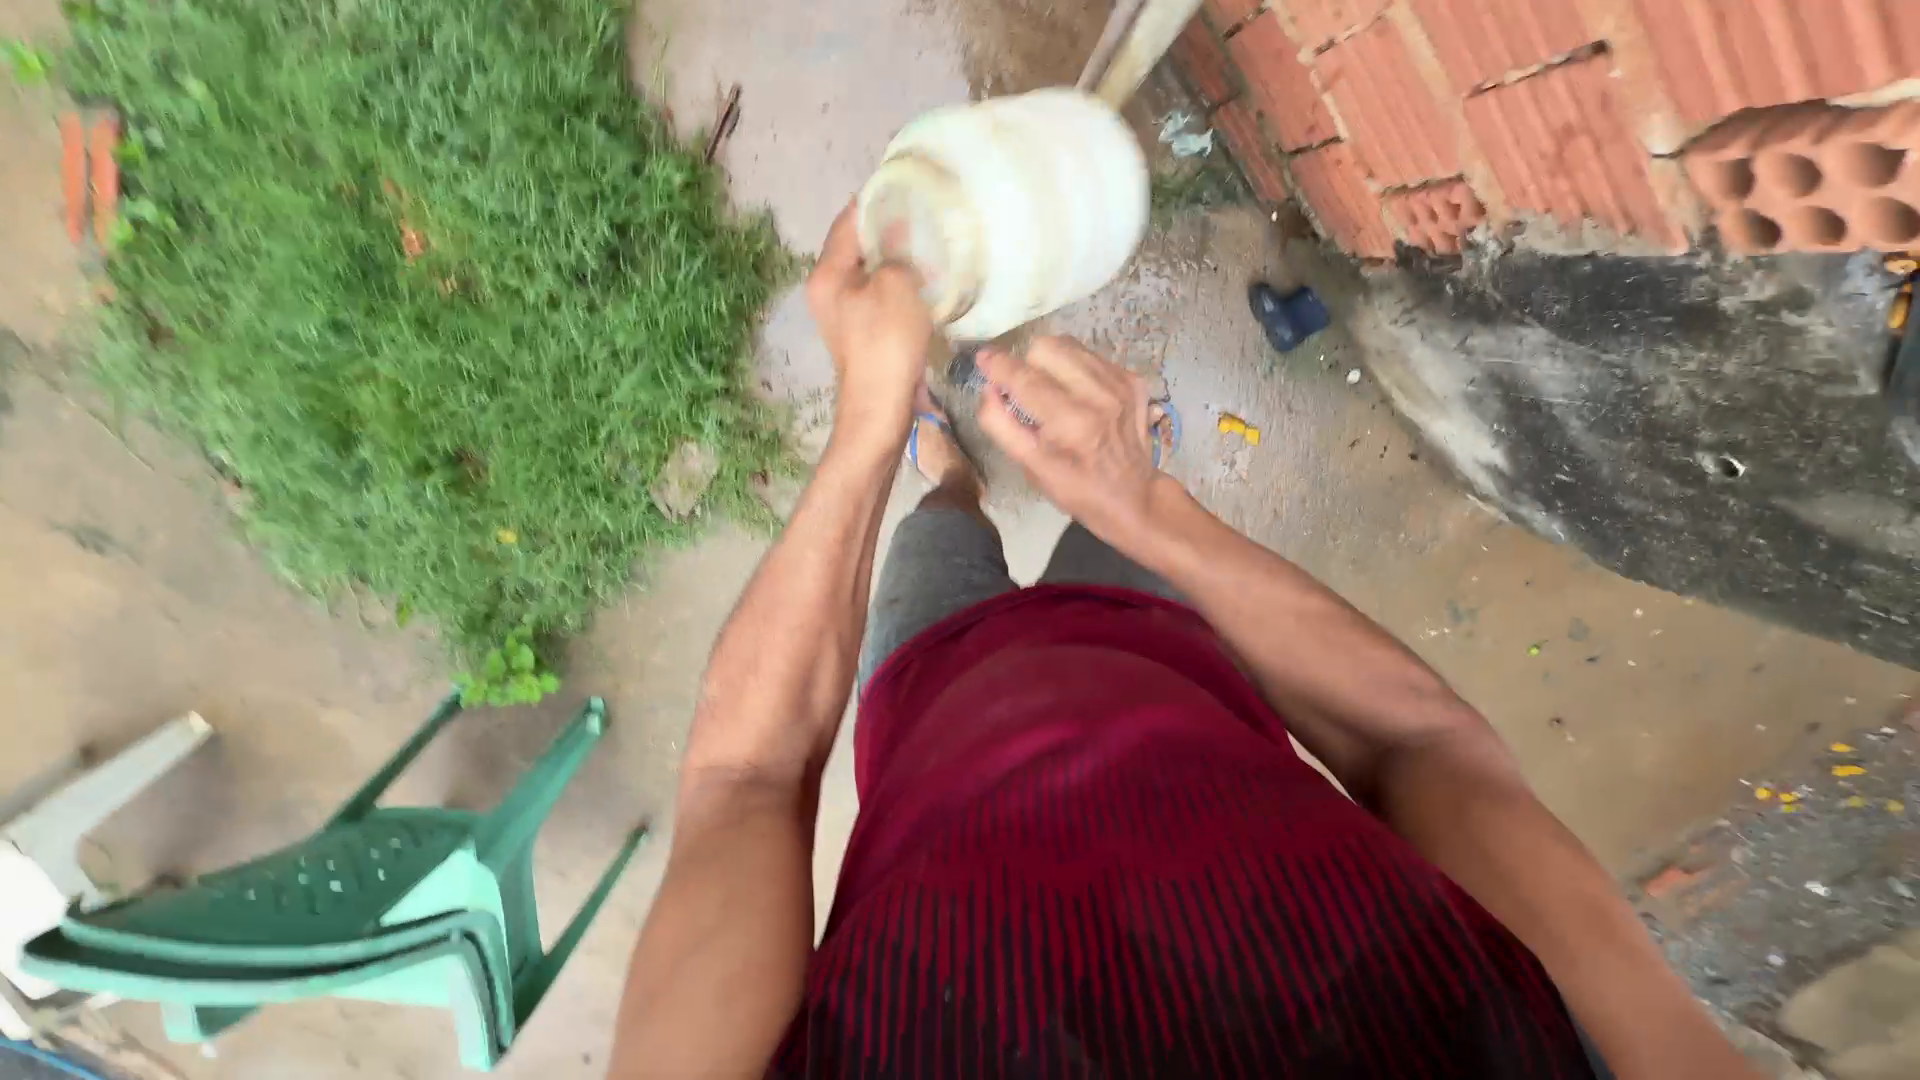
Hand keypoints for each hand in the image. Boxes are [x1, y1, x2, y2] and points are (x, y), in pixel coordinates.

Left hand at [807, 203, 934, 446]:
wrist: (881, 407)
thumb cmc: (885, 343)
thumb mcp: (895, 286)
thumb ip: (897, 253)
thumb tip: (901, 235)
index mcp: (827, 273)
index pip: (849, 220)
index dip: (877, 200)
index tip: (906, 186)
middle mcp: (828, 290)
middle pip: (858, 246)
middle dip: (890, 230)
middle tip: (924, 215)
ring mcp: (844, 314)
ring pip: (872, 273)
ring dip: (898, 260)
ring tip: (929, 244)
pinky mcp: (863, 333)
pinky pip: (881, 297)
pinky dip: (900, 286)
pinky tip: (925, 282)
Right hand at [975, 336, 1175, 545]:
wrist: (1132, 494)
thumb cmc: (1075, 487)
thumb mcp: (1031, 467)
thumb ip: (1001, 426)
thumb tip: (988, 388)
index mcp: (1070, 423)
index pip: (1025, 378)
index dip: (998, 365)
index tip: (982, 359)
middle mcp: (1098, 395)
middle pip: (1046, 347)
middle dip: (1028, 364)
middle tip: (1027, 390)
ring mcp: (1120, 383)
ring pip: (1069, 345)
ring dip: (1051, 363)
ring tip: (1052, 390)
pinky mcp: (1132, 379)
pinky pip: (1091, 356)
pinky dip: (1075, 369)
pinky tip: (1078, 394)